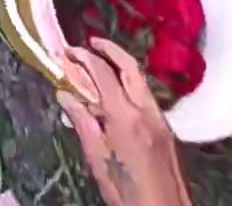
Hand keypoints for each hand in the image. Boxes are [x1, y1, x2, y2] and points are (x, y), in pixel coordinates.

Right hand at [56, 40, 192, 205]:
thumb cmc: (127, 195)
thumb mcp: (98, 162)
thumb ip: (83, 124)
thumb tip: (64, 95)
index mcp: (126, 117)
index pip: (102, 73)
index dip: (83, 57)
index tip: (66, 52)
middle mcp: (147, 109)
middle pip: (129, 65)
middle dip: (108, 48)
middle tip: (89, 42)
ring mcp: (160, 117)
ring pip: (140, 78)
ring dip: (120, 63)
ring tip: (100, 61)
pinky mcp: (167, 128)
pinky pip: (146, 93)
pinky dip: (130, 82)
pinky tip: (117, 92)